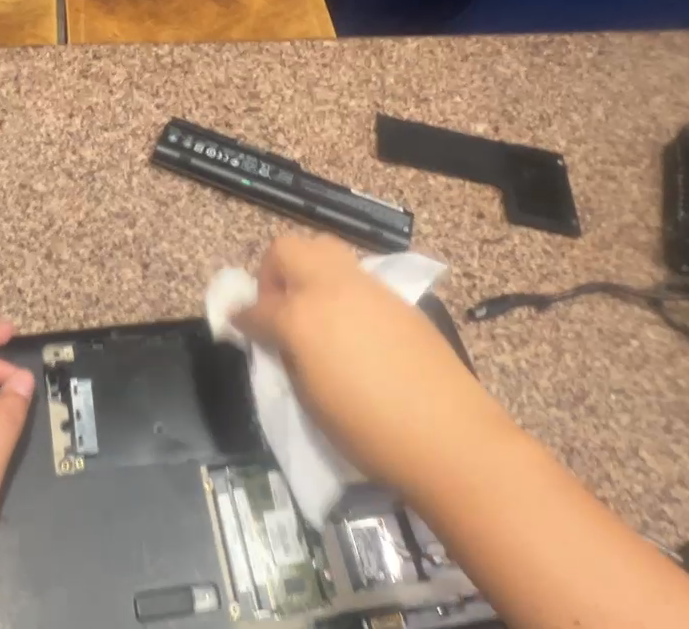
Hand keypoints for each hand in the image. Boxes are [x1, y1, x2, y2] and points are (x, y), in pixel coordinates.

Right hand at [233, 234, 505, 489]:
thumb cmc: (368, 431)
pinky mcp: (397, 299)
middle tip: (277, 309)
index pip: (257, 307)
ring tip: (313, 312)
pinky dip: (339, 288)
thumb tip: (279, 340)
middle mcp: (330, 288)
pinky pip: (355, 275)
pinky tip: (349, 326)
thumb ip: (287, 356)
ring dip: (307, 271)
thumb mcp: (309, 399)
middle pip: (288, 249)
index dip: (242, 317)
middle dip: (272, 272)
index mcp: (300, 317)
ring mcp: (367, 288)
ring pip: (324, 249)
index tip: (238, 325)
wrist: (450, 438)